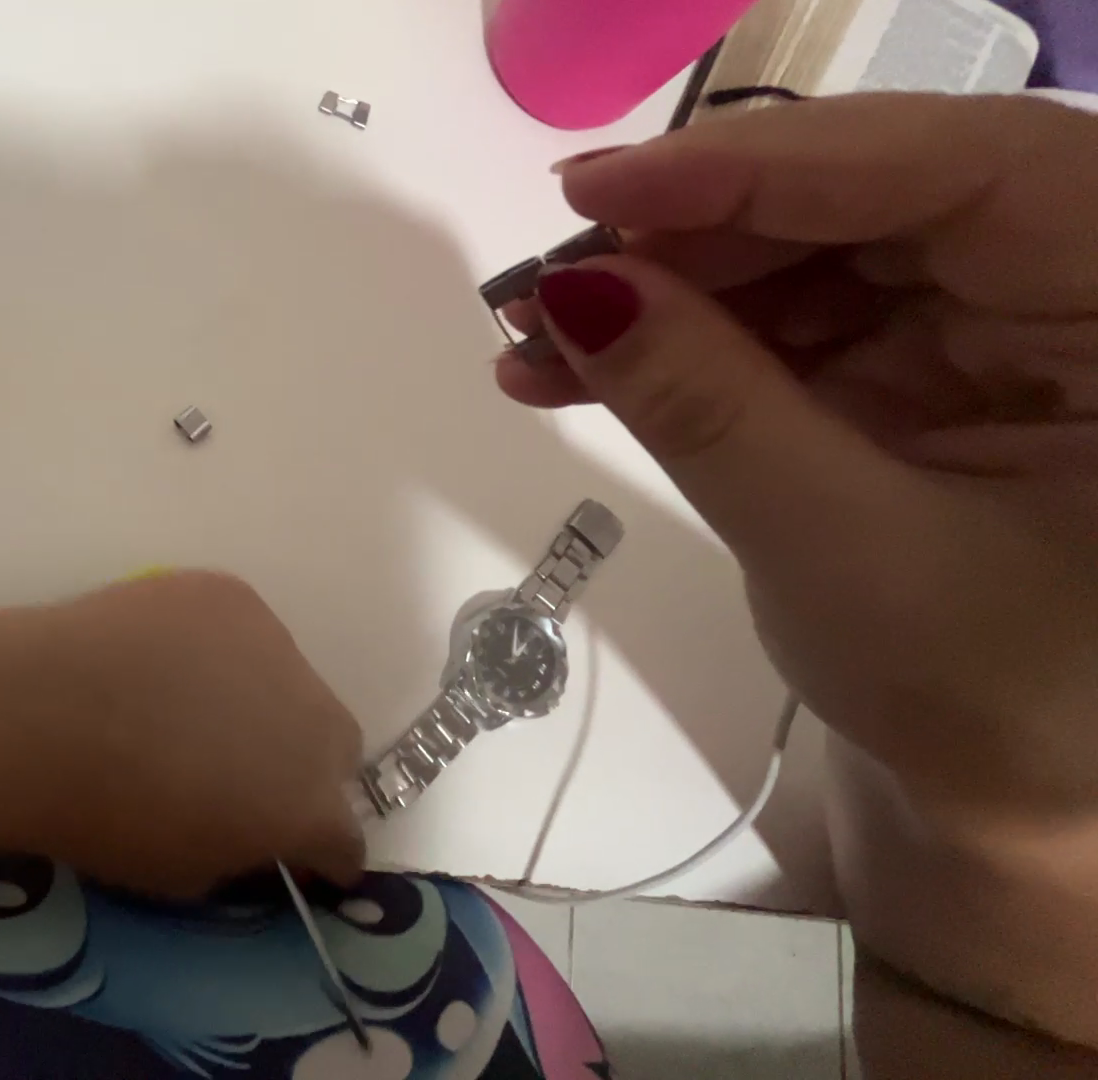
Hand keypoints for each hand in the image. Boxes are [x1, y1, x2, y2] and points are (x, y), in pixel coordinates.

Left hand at [0, 571, 366, 897]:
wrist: (44, 714)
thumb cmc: (105, 815)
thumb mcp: (184, 873)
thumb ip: (240, 850)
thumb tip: (248, 829)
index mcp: (311, 804)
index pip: (346, 838)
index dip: (318, 851)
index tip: (291, 851)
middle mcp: (317, 720)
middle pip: (332, 746)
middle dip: (301, 765)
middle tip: (239, 768)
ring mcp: (277, 644)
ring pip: (287, 676)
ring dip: (258, 696)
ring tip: (184, 697)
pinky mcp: (233, 595)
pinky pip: (241, 627)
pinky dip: (215, 644)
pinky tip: (158, 653)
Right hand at [497, 93, 1097, 815]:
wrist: (1012, 775)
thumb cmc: (980, 687)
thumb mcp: (830, 540)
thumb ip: (701, 406)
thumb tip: (568, 293)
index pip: (955, 170)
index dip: (759, 165)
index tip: (594, 191)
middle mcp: (1078, 285)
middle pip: (854, 205)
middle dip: (679, 245)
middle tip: (540, 291)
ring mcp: (981, 323)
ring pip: (791, 262)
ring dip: (648, 303)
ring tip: (529, 347)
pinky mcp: (900, 364)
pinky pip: (768, 325)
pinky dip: (663, 348)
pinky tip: (567, 373)